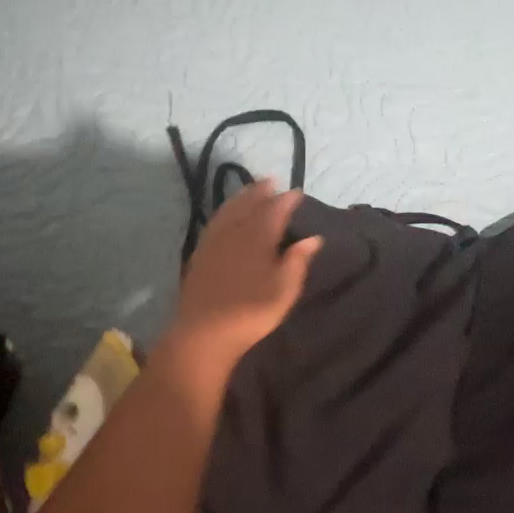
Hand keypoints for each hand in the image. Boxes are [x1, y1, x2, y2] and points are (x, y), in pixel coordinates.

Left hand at [166, 179, 321, 369]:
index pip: (275, 210)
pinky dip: (225, 212)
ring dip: (241, 197)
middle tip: (272, 181)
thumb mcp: (284, 289)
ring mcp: (214, 241)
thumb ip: (297, 261)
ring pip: (228, 210)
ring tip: (250, 190)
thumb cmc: (252, 312)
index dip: (287, 200)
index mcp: (258, 237)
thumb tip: (313, 238)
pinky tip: (226, 215)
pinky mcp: (200, 253)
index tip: (297, 193)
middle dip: (261, 191)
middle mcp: (235, 232)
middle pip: (249, 204)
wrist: (204, 332)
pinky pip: (215, 222)